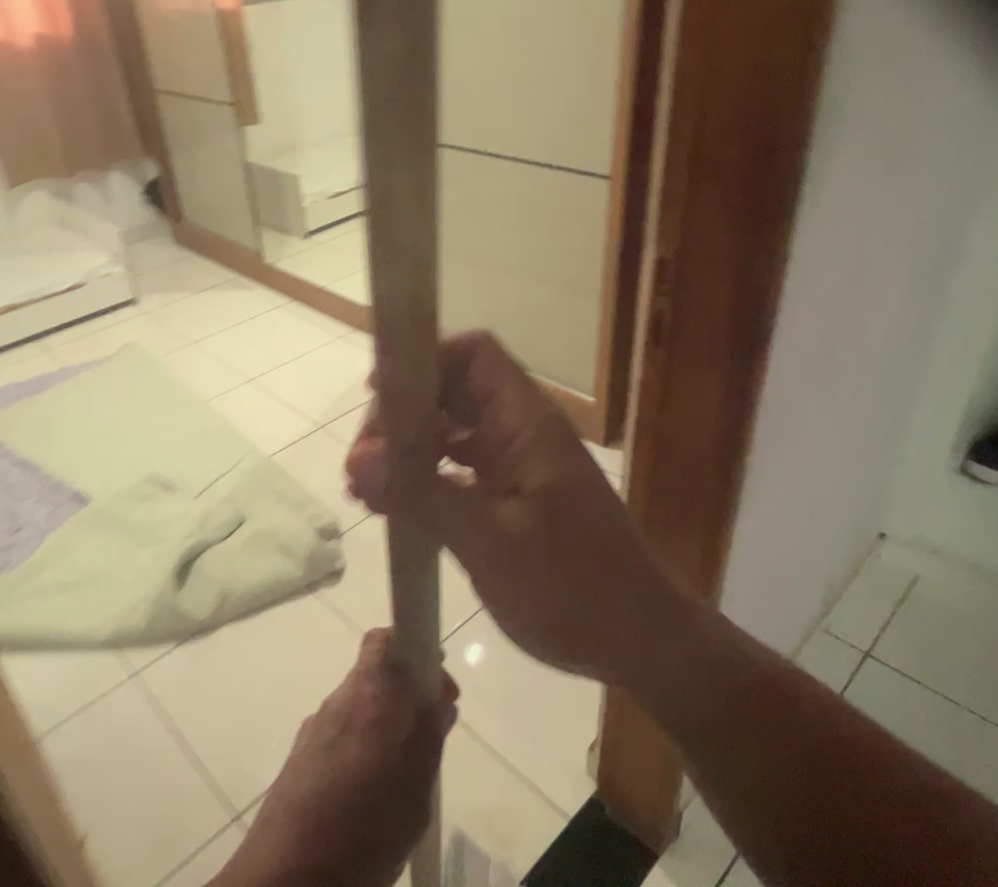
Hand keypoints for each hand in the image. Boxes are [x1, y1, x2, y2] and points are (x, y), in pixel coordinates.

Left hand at [219, 629, 457, 886]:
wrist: (283, 880)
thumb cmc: (361, 834)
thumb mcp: (414, 795)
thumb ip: (428, 741)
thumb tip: (439, 702)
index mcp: (370, 700)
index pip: (387, 640)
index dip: (418, 652)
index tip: (438, 688)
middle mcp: (339, 701)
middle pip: (376, 671)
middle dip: (408, 690)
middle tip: (432, 730)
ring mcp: (315, 726)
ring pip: (360, 701)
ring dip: (387, 718)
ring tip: (408, 767)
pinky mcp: (300, 754)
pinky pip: (342, 728)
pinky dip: (364, 740)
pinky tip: (374, 786)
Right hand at [346, 332, 686, 684]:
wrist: (640, 643)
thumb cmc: (575, 586)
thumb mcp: (491, 541)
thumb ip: (423, 494)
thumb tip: (357, 458)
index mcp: (526, 424)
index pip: (473, 355)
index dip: (424, 362)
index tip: (377, 399)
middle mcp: (519, 435)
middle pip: (452, 392)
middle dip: (401, 416)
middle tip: (361, 464)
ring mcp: (515, 470)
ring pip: (450, 435)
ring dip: (406, 452)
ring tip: (364, 490)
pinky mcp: (509, 505)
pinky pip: (457, 475)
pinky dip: (422, 483)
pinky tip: (392, 511)